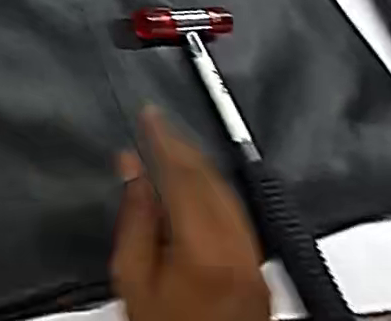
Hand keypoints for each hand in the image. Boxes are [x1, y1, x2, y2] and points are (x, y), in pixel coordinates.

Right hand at [111, 106, 269, 320]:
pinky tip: (195, 182)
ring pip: (229, 195)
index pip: (183, 176)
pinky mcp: (260, 276)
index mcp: (203, 251)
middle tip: (156, 122)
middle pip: (211, 181)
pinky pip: (238, 216)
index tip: (149, 115)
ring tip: (171, 144)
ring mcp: (255, 267)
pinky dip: (214, 189)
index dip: (163, 139)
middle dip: (181, 146)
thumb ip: (135, 214)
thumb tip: (131, 165)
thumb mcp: (130, 275)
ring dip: (199, 164)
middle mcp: (238, 254)